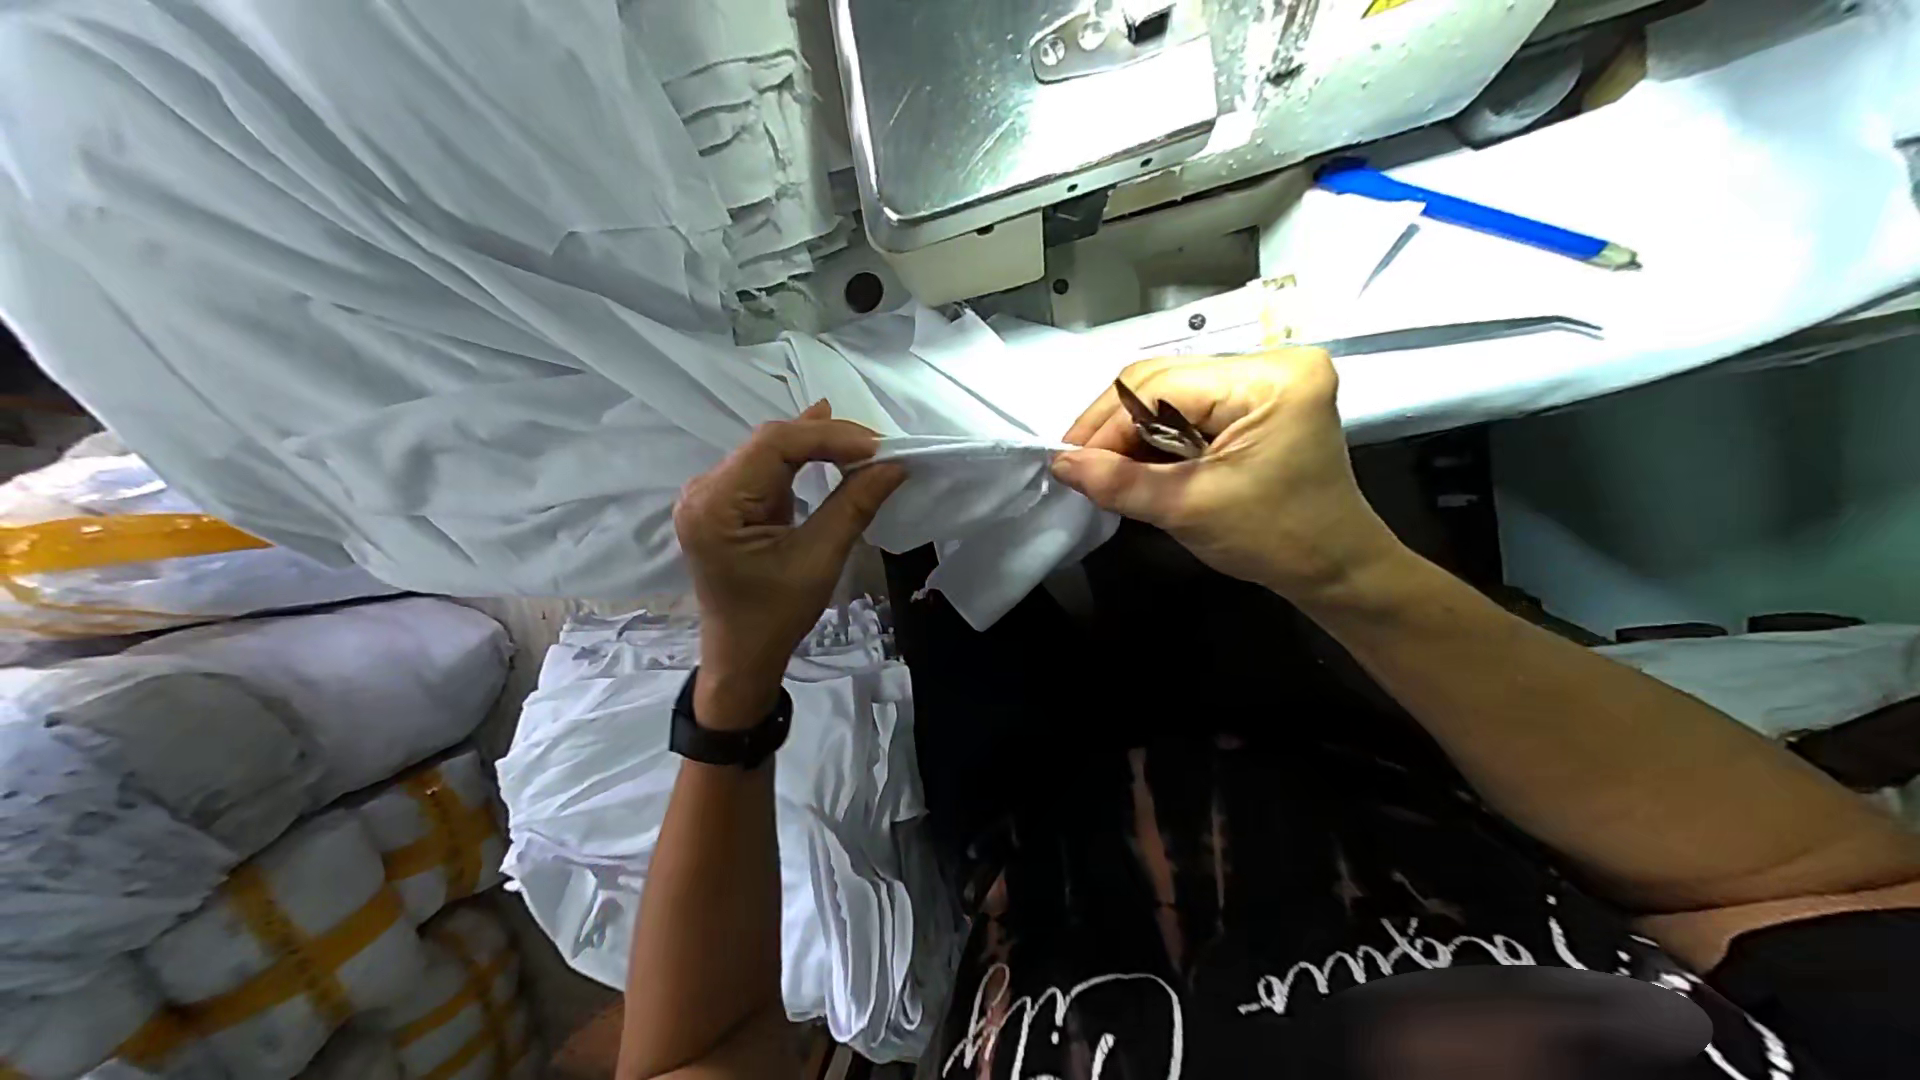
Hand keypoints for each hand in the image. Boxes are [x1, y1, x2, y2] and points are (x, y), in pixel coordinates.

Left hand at [674, 402, 904, 728]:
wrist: (743, 654)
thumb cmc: (776, 616)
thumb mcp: (819, 560)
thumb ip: (854, 505)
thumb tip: (894, 465)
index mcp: (716, 505)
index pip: (774, 445)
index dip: (828, 437)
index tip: (877, 448)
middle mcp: (705, 490)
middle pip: (770, 443)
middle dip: (827, 439)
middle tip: (879, 447)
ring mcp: (712, 494)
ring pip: (770, 450)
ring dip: (818, 445)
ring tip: (863, 445)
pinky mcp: (727, 501)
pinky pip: (767, 467)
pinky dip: (803, 458)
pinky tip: (828, 441)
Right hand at [1052, 348, 1406, 602]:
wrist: (1334, 568)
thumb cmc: (1276, 541)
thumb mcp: (1188, 509)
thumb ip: (1119, 482)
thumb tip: (1061, 463)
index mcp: (1268, 380)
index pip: (1159, 386)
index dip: (1107, 425)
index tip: (1071, 462)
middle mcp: (1269, 363)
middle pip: (1160, 379)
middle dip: (1113, 424)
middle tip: (1080, 463)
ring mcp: (1262, 380)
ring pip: (1166, 392)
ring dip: (1129, 431)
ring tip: (1103, 467)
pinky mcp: (1254, 400)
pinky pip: (1185, 407)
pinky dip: (1153, 436)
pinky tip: (1134, 462)